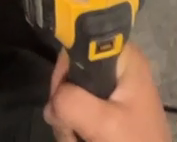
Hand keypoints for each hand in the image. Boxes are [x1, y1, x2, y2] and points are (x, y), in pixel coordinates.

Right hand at [44, 46, 172, 141]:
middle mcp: (119, 66)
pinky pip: (83, 109)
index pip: (81, 44)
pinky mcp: (112, 108)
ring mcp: (116, 89)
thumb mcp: (105, 123)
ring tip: (74, 140)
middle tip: (68, 127)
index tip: (58, 95)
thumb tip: (51, 104)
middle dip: (65, 102)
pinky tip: (79, 140)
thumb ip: (72, 103)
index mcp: (124, 57)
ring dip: (68, 118)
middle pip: (74, 72)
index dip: (64, 68)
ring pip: (75, 93)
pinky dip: (76, 125)